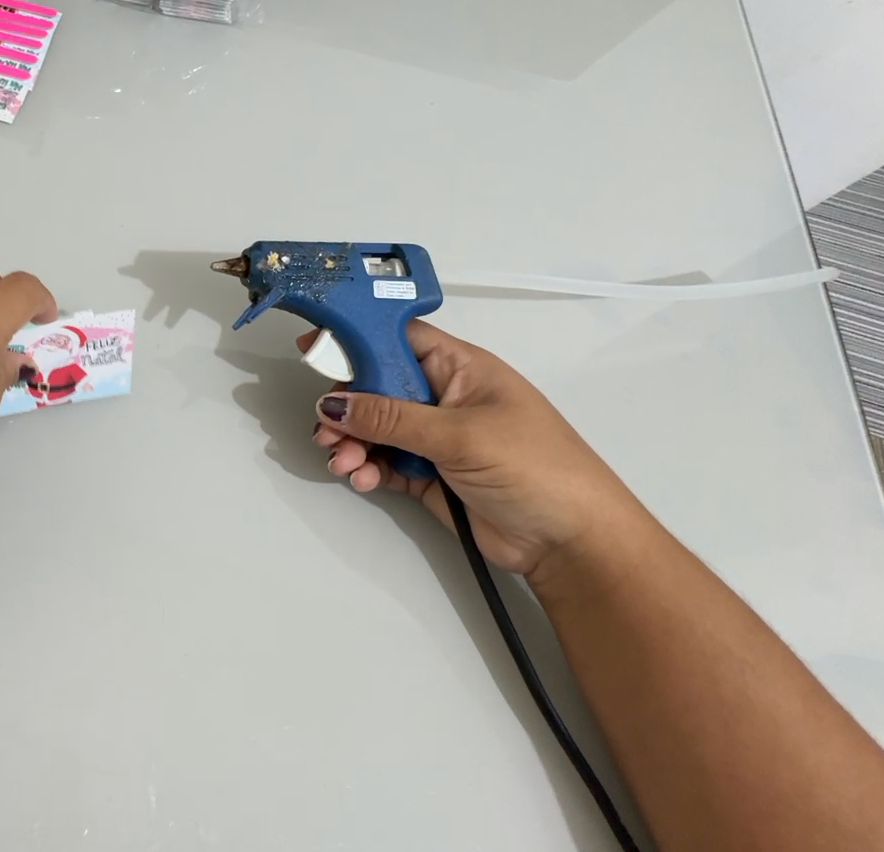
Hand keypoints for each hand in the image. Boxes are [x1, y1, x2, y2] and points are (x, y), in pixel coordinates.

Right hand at [305, 321, 639, 577]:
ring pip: (371, 427)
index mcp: (460, 370)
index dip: (355, 338)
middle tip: (327, 427)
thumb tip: (333, 404)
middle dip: (346, 407)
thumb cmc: (536, 470)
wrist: (571, 545)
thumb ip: (391, 418)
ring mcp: (433, 437)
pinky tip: (362, 479)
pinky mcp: (425, 472)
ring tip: (345, 463)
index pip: (398, 338)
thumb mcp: (460, 435)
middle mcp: (442, 397)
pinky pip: (380, 461)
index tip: (312, 347)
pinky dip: (364, 468)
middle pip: (374, 386)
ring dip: (350, 443)